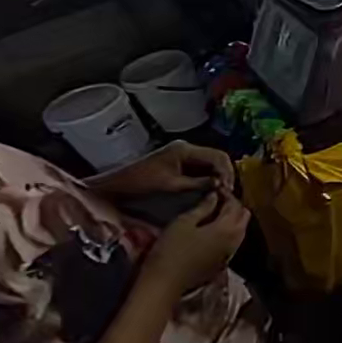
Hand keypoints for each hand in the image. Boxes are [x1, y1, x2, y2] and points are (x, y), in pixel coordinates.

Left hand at [90, 141, 234, 196]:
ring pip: (210, 164)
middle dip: (225, 175)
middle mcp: (187, 149)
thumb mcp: (171, 185)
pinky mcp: (179, 164)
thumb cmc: (140, 183)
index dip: (227, 172)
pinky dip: (208, 178)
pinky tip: (210, 190)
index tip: (228, 190)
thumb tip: (220, 185)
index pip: (218, 156)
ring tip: (221, 193)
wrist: (114, 185)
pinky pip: (201, 169)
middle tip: (227, 193)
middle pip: (216, 158)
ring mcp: (183, 156)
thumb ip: (198, 183)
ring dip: (217, 177)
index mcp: (185, 149)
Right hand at [138, 190, 250, 295]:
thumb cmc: (171, 249)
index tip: (216, 188)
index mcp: (227, 228)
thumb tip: (215, 196)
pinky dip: (230, 232)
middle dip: (234, 206)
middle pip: (244, 217)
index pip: (235, 205)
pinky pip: (234, 242)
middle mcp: (235, 240)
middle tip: (218, 200)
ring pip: (241, 230)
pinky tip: (215, 230)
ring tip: (216, 213)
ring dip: (234, 220)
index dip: (227, 194)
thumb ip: (203, 207)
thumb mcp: (184, 222)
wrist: (165, 283)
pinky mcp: (223, 263)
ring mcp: (231, 253)